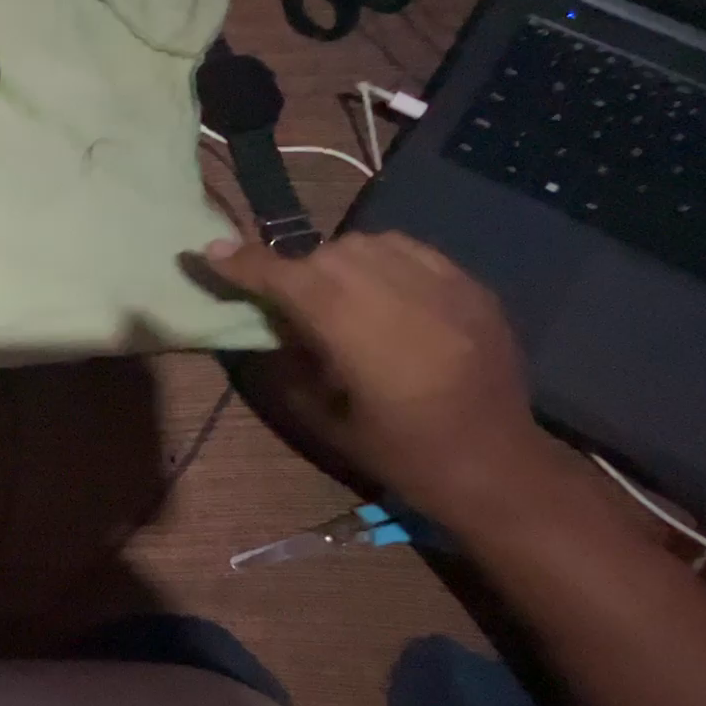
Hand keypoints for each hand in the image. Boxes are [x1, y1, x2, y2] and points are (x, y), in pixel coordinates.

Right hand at [199, 231, 563, 523]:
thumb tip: (269, 324)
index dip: (245, 263)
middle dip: (293, 269)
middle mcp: (398, 297)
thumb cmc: (395, 448)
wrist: (493, 461)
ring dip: (336, 259)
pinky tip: (379, 288)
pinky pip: (412, 251)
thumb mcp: (319, 414)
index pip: (287, 279)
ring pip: (368, 244)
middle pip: (326, 255)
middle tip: (283, 297)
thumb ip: (288, 361)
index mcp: (355, 333)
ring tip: (333, 290)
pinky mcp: (472, 288)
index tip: (211, 251)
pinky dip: (382, 259)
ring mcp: (442, 287)